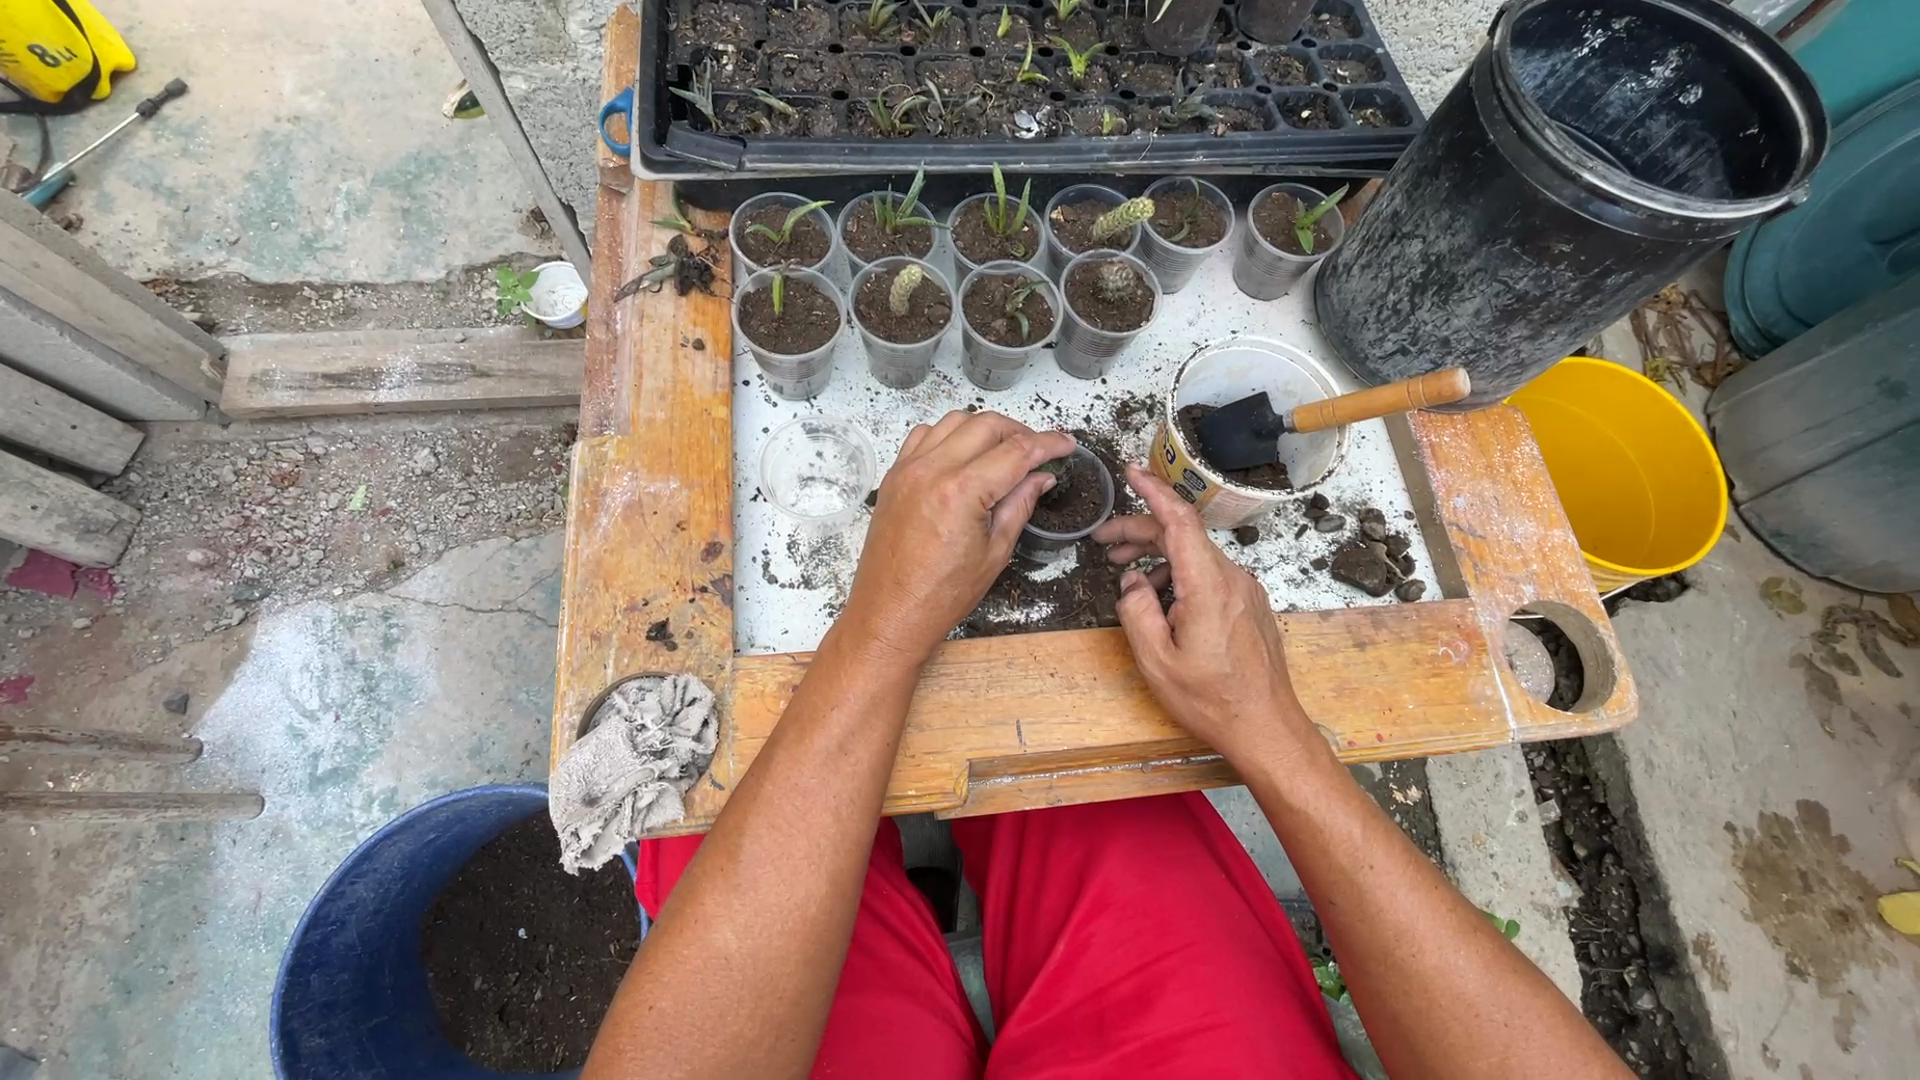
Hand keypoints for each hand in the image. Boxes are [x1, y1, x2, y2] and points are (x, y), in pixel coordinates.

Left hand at [843, 412, 1076, 663]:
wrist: (890, 613)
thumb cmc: (941, 594)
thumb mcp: (995, 552)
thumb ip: (1020, 504)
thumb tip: (1041, 476)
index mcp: (961, 492)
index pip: (1017, 451)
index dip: (1048, 443)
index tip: (1066, 444)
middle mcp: (931, 470)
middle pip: (987, 425)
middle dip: (1020, 432)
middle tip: (1039, 452)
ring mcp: (908, 469)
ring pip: (955, 421)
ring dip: (985, 429)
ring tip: (1004, 452)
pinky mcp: (894, 476)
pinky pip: (924, 435)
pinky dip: (950, 435)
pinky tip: (964, 455)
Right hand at [1093, 464, 1325, 767]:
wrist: (1266, 727)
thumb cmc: (1211, 699)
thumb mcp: (1155, 660)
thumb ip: (1136, 610)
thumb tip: (1133, 581)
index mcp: (1208, 586)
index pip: (1179, 520)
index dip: (1153, 490)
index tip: (1131, 472)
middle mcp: (1232, 578)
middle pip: (1182, 535)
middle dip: (1139, 531)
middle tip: (1103, 542)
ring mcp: (1244, 590)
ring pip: (1194, 556)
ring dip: (1157, 557)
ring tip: (1125, 573)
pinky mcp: (1248, 604)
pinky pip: (1208, 574)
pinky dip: (1178, 574)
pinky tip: (1159, 598)